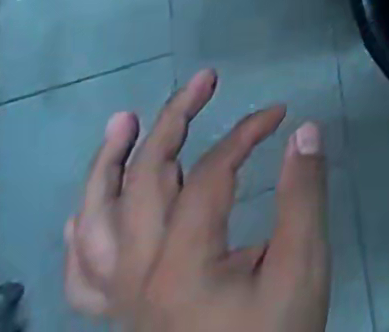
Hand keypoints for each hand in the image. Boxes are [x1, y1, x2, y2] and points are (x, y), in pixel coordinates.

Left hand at [64, 68, 329, 331]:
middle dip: (173, 120)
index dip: (245, 132)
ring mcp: (120, 298)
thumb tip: (306, 129)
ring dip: (108, 165)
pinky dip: (82, 229)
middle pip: (143, 181)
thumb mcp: (303, 267)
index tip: (280, 112)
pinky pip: (83, 270)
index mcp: (183, 263)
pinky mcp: (120, 314)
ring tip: (124, 121)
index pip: (210, 173)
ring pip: (94, 222)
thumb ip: (303, 195)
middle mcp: (138, 276)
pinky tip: (86, 208)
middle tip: (204, 80)